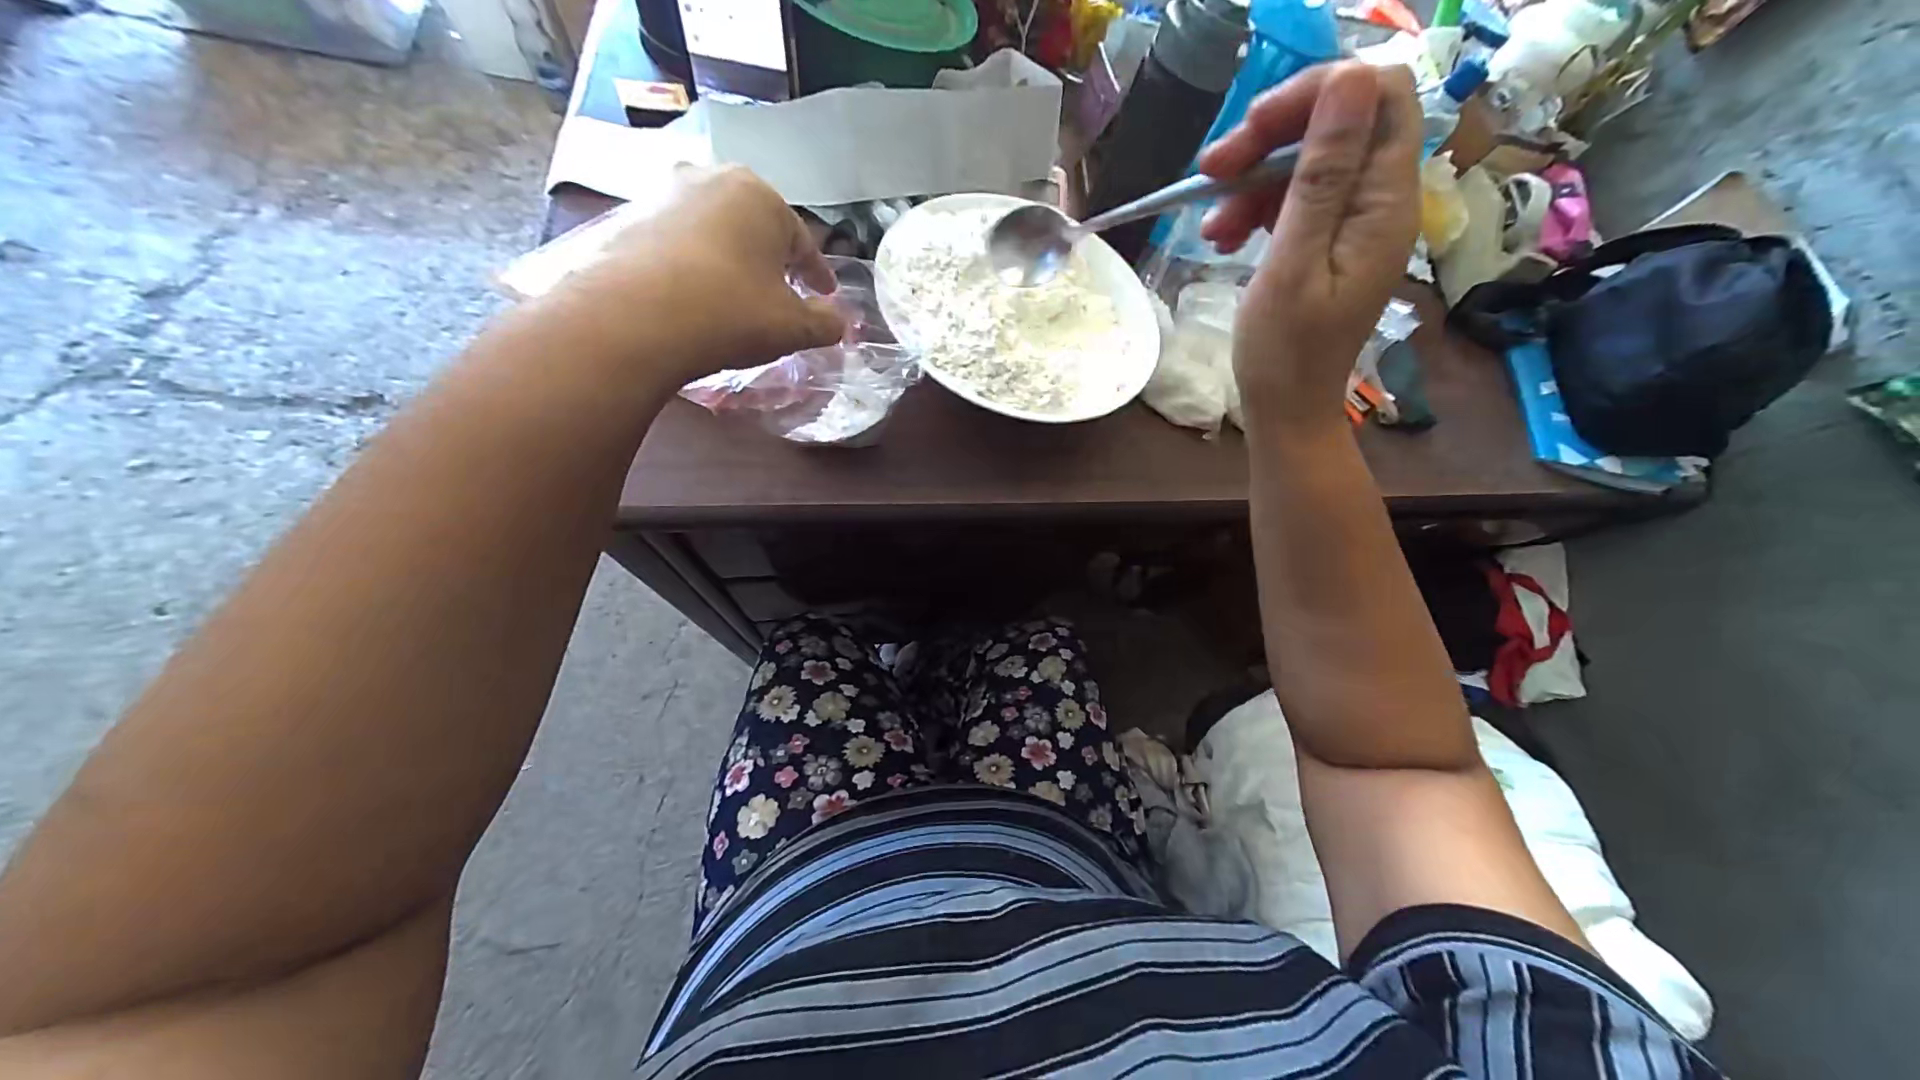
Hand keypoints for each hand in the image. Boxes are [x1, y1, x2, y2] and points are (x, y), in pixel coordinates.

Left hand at [550, 165, 846, 384]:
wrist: (632, 318)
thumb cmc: (730, 311)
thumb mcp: (791, 326)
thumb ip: (824, 322)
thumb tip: (839, 322)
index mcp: (760, 196)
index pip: (802, 241)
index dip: (817, 273)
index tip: (825, 295)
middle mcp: (711, 180)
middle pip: (753, 227)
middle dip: (769, 258)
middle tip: (780, 291)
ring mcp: (664, 195)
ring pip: (713, 232)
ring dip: (729, 259)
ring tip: (734, 294)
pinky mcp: (627, 220)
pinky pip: (677, 245)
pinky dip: (692, 266)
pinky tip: (693, 296)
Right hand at [1196, 62, 1419, 432]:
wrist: (1286, 409)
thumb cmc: (1285, 352)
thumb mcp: (1293, 263)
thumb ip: (1321, 175)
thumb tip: (1348, 80)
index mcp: (1384, 203)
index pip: (1376, 96)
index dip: (1315, 95)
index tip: (1252, 130)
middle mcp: (1379, 200)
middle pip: (1337, 123)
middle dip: (1271, 136)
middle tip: (1213, 168)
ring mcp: (1353, 221)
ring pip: (1307, 161)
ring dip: (1251, 179)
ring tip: (1209, 224)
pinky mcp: (1327, 240)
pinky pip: (1294, 199)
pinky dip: (1253, 208)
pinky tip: (1221, 237)